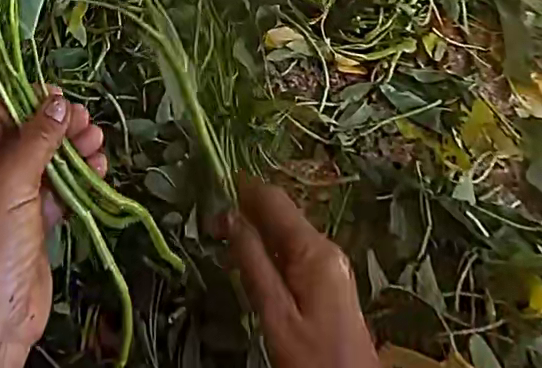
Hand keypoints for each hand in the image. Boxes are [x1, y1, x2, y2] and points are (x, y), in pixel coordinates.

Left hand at [0, 90, 106, 367]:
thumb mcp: (9, 184)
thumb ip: (37, 139)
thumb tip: (57, 101)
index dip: (27, 103)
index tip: (61, 96)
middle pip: (22, 138)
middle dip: (56, 128)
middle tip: (87, 121)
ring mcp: (5, 204)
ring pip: (42, 164)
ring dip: (71, 152)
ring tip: (98, 142)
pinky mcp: (28, 228)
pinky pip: (53, 193)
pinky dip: (75, 181)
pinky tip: (98, 170)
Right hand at [215, 176, 378, 367]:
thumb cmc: (314, 362)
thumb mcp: (277, 316)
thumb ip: (252, 263)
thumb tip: (229, 215)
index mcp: (315, 249)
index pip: (273, 199)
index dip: (242, 191)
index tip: (211, 195)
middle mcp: (326, 248)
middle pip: (281, 214)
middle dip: (246, 213)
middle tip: (211, 226)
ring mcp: (330, 266)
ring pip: (285, 234)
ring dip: (255, 233)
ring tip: (223, 243)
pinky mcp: (329, 284)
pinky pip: (294, 254)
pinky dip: (269, 252)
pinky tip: (249, 265)